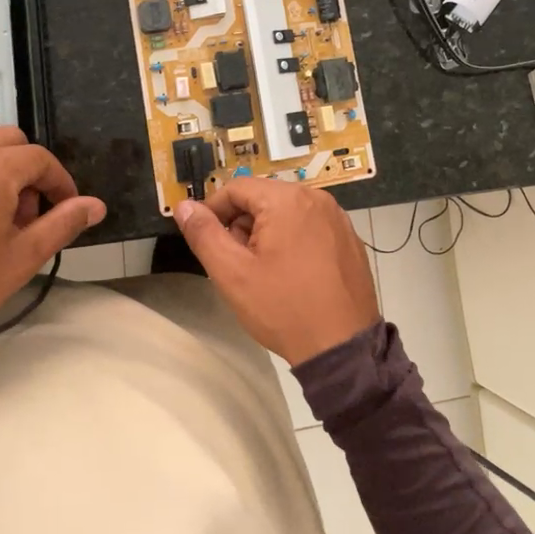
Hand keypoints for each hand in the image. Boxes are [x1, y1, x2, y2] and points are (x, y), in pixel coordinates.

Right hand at [172, 178, 378, 365]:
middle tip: (237, 265)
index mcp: (287, 199)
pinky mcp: (349, 238)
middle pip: (263, 199)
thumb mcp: (232, 273)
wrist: (342, 346)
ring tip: (264, 274)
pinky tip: (292, 276)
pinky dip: (293, 242)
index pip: (237, 188)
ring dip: (267, 235)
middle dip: (242, 226)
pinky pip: (310, 227)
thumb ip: (204, 234)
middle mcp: (316, 198)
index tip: (207, 241)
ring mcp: (337, 218)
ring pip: (286, 213)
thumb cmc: (283, 308)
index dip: (214, 211)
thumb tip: (185, 206)